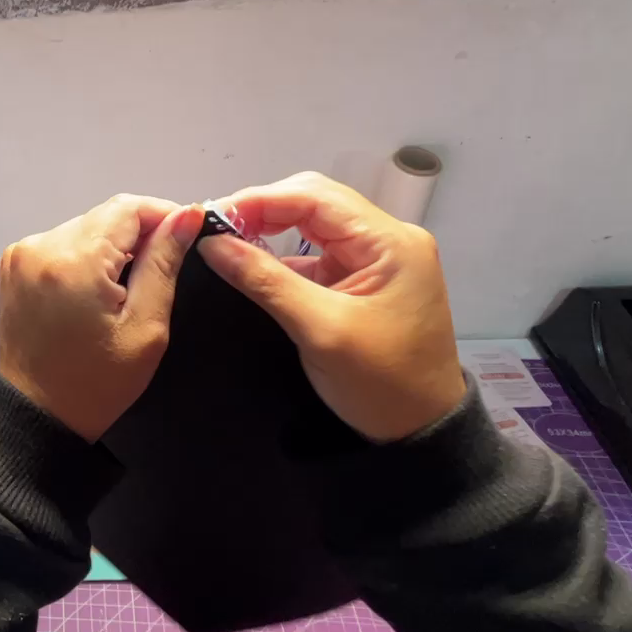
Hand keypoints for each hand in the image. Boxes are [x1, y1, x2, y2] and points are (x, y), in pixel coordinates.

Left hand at [0, 195, 205, 441]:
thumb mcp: (145, 327)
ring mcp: (22, 251)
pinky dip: (85, 255)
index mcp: (74, 260)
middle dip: (138, 233)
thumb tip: (187, 215)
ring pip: (84, 226)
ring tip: (128, 284)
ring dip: (111, 244)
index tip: (187, 233)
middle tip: (163, 265)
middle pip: (104, 215)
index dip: (163, 213)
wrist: (37, 412)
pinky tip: (96, 287)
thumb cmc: (98, 381)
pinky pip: (62, 241)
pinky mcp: (13, 261)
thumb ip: (164, 264)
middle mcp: (41, 244)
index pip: (128, 207)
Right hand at [198, 173, 465, 442]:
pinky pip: (313, 245)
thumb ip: (263, 279)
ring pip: (310, 218)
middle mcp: (387, 237)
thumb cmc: (380, 383)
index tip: (213, 217)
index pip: (314, 197)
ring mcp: (376, 255)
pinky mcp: (362, 273)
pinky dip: (278, 247)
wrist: (422, 434)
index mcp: (390, 242)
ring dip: (268, 224)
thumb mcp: (318, 330)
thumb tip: (210, 242)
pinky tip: (250, 257)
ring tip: (226, 238)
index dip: (259, 200)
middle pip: (312, 199)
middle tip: (216, 227)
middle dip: (262, 207)